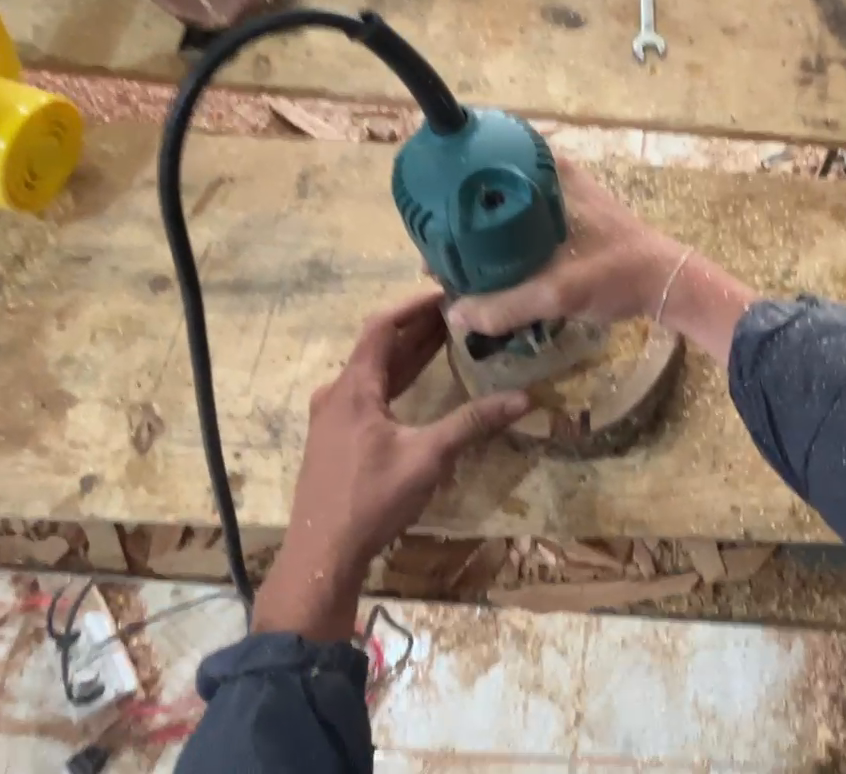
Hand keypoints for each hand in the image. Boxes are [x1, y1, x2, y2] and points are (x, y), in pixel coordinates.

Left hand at [254, 289, 530, 638]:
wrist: (322, 554)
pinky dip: (400, 378)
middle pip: (380, 346)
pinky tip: (423, 381)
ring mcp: (334, 416)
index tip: (448, 292)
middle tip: (461, 311)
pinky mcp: (338, 436)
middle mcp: (338, 394)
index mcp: (354, 389)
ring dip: (410, 353)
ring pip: (376, 370)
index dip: (414, 306)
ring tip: (450, 336)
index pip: (382, 327)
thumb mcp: (428, 457)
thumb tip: (523, 399)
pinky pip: (372, 392)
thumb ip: (473, 423)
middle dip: (420, 327)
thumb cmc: (371, 499)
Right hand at [445, 158, 687, 336]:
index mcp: (548, 176)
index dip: (451, 185)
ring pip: (507, 207)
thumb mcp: (558, 293)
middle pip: (491, 187)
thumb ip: (505, 306)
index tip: (427, 215)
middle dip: (462, 217)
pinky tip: (491, 268)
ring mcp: (561, 197)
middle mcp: (551, 177)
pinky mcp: (569, 220)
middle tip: (439, 250)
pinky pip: (523, 223)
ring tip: (457, 263)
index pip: (484, 160)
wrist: (667, 283)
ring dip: (484, 231)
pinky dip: (505, 241)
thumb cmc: (617, 275)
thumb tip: (455, 316)